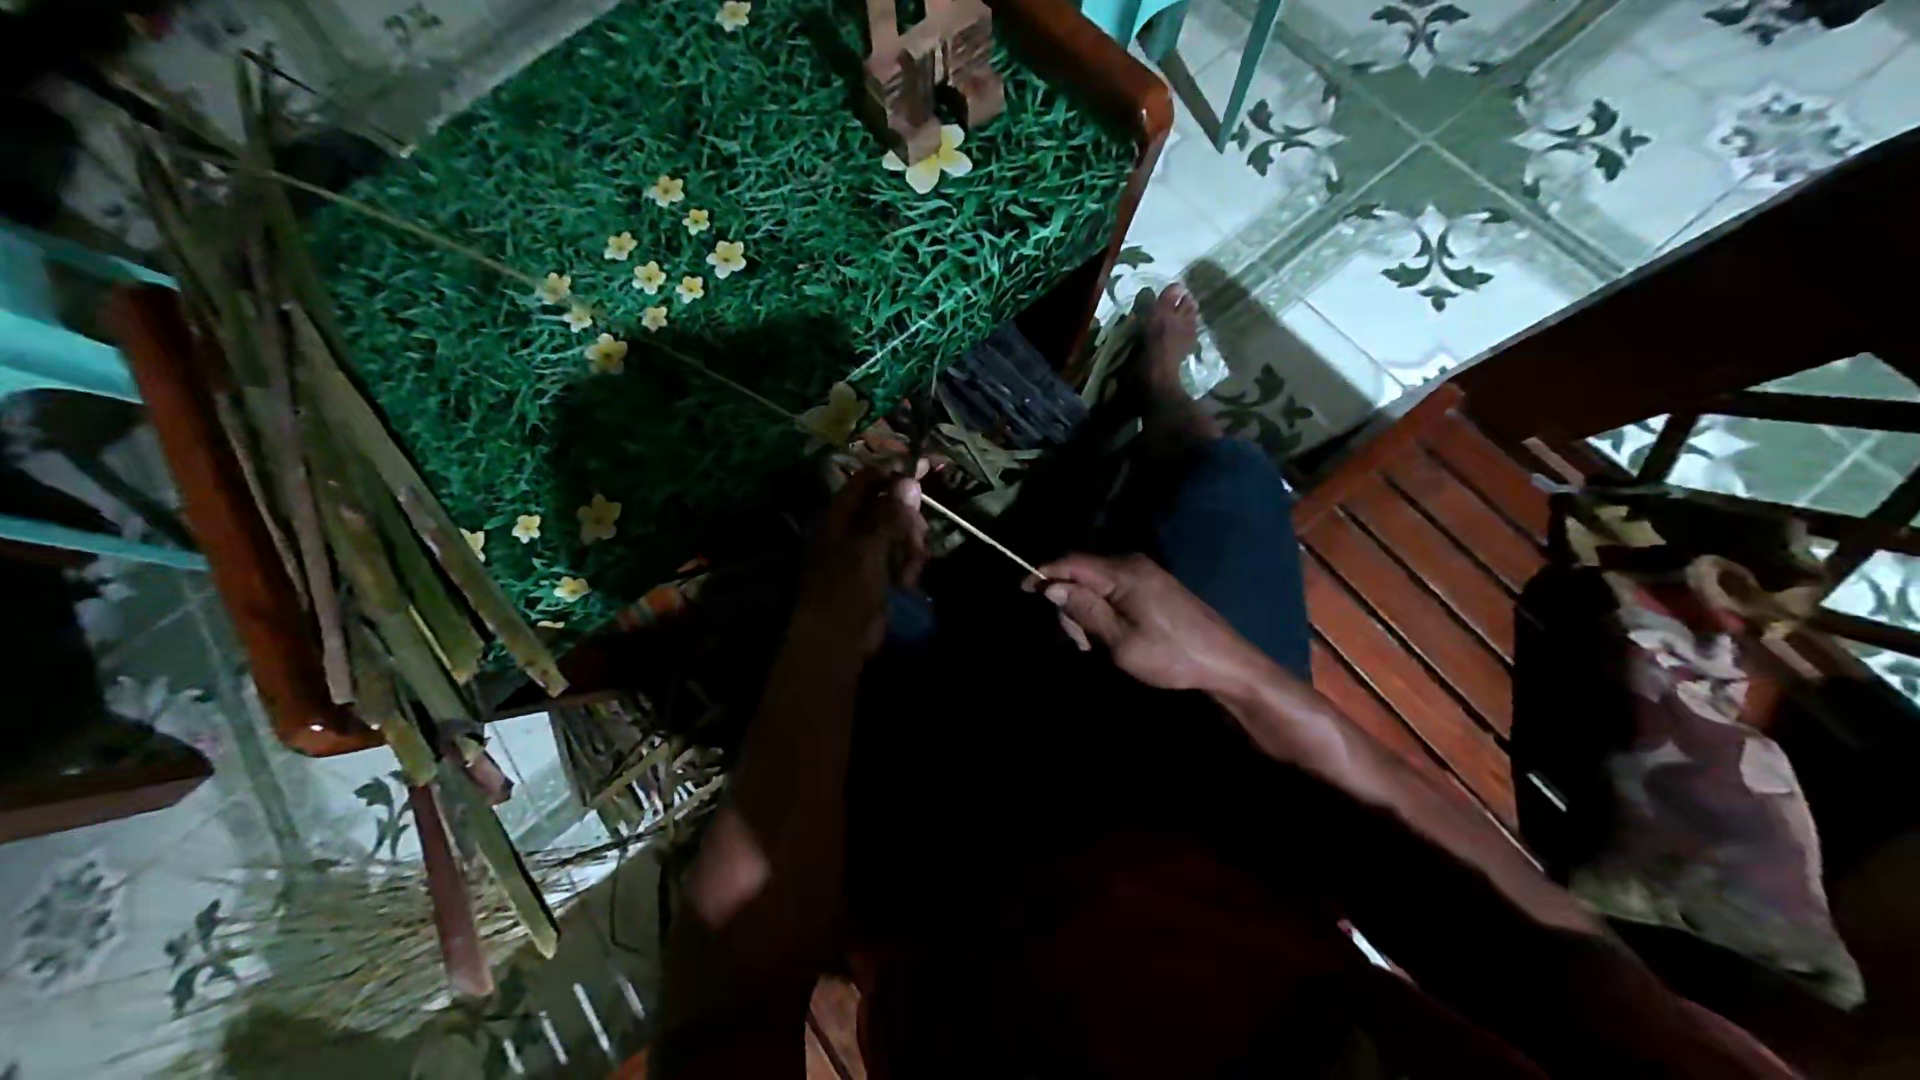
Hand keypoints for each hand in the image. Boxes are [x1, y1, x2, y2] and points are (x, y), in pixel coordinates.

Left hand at [794, 466, 927, 654]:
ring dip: (910, 547)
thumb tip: (909, 482)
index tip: (922, 471)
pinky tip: (908, 581)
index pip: (864, 482)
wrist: (837, 641)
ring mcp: (866, 555)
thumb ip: (889, 516)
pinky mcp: (879, 576)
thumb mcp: (868, 549)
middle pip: (887, 509)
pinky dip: (908, 567)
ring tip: (911, 565)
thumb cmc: (845, 590)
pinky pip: (901, 559)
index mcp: (838, 519)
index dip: (892, 474)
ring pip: (899, 535)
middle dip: (907, 520)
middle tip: (917, 535)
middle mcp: (851, 532)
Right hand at [1024, 553, 1267, 694]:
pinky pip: (1113, 590)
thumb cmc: (1171, 655)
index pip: (1071, 563)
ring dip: (1086, 612)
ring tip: (1095, 645)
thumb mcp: (1120, 641)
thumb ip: (1085, 610)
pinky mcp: (1152, 585)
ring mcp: (1144, 573)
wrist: (1225, 663)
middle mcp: (1132, 564)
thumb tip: (1052, 586)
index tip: (1022, 590)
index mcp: (1124, 573)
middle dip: (1069, 605)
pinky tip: (1109, 636)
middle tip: (1079, 643)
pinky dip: (1102, 611)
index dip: (1044, 574)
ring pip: (1096, 584)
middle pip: (1081, 574)